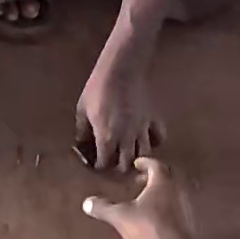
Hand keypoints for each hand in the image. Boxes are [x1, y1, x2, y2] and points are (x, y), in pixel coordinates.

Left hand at [75, 48, 162, 172]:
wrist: (120, 70)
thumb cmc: (97, 89)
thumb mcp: (82, 111)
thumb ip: (82, 132)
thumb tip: (81, 146)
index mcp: (106, 138)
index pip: (104, 164)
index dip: (98, 167)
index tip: (95, 164)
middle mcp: (126, 138)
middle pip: (126, 166)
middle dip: (118, 168)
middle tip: (113, 162)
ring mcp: (143, 129)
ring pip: (144, 155)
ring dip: (136, 159)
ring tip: (130, 157)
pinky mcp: (153, 119)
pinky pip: (159, 137)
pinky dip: (154, 143)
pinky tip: (146, 140)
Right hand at [83, 158, 195, 238]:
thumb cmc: (149, 228)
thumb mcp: (121, 217)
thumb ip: (104, 208)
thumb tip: (87, 202)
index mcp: (162, 182)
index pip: (155, 165)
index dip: (145, 162)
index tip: (136, 163)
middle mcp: (176, 189)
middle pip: (166, 176)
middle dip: (152, 176)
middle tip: (139, 179)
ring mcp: (184, 205)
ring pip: (171, 192)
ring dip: (159, 191)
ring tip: (144, 198)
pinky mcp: (186, 221)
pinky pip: (175, 206)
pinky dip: (165, 206)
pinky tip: (154, 217)